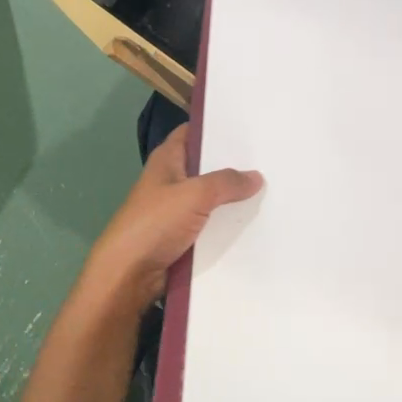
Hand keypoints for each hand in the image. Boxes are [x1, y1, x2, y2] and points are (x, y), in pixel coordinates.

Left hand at [83, 123, 263, 307]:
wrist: (130, 274)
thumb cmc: (156, 223)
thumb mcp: (194, 195)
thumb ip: (226, 183)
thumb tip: (256, 176)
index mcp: (167, 159)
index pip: (192, 133)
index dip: (216, 127)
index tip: (248, 127)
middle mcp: (171, 180)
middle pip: (206, 167)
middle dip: (233, 165)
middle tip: (269, 159)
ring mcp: (176, 209)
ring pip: (211, 198)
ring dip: (232, 198)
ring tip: (271, 190)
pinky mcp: (182, 236)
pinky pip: (210, 225)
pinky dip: (227, 224)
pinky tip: (255, 223)